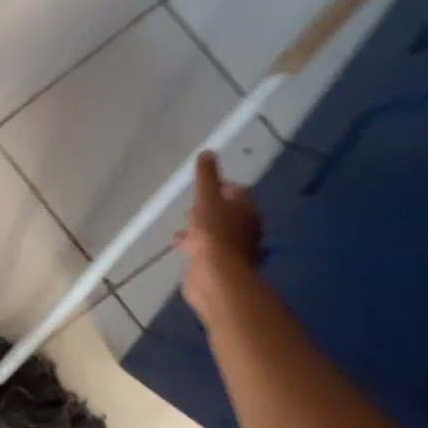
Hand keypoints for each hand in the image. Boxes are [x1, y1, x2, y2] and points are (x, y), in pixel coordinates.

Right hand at [175, 151, 262, 313]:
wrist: (215, 276)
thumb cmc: (213, 233)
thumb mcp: (206, 198)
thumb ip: (206, 176)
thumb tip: (208, 152)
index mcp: (246, 210)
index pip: (236, 192)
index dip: (219, 187)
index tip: (202, 187)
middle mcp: (245, 228)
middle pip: (227, 213)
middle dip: (209, 208)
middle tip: (191, 207)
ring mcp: (233, 249)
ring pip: (216, 232)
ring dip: (201, 228)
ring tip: (183, 226)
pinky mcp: (220, 265)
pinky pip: (207, 249)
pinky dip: (196, 245)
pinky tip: (181, 245)